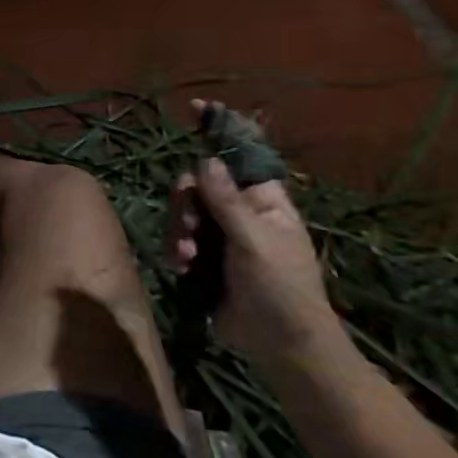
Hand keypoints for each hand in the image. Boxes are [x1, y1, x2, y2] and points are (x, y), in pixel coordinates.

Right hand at [169, 107, 344, 366]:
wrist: (283, 350)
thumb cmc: (282, 290)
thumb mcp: (255, 241)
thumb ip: (227, 200)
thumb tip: (207, 158)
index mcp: (264, 200)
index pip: (242, 153)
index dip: (220, 128)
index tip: (194, 107)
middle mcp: (240, 211)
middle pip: (200, 183)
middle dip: (186, 202)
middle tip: (189, 226)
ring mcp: (222, 236)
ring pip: (185, 211)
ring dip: (179, 230)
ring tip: (185, 256)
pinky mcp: (206, 260)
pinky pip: (179, 239)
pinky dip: (175, 250)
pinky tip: (180, 266)